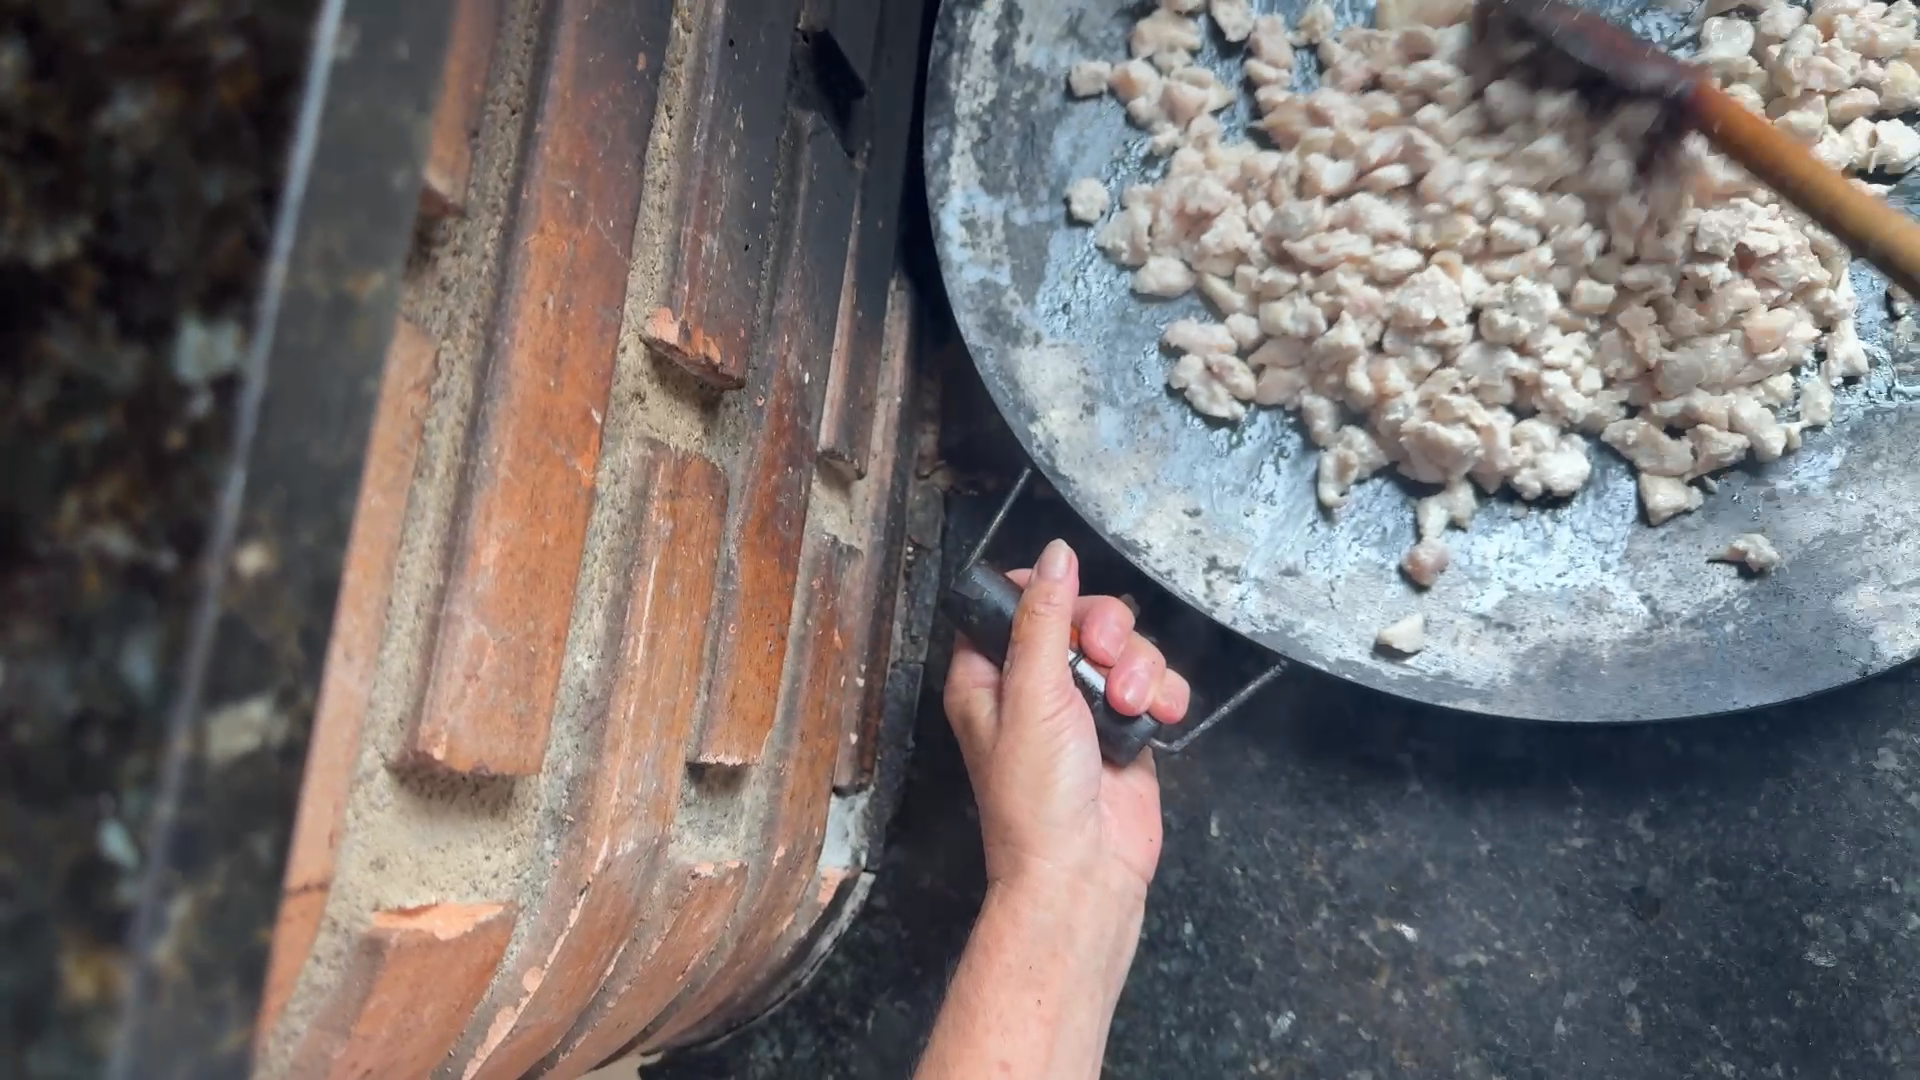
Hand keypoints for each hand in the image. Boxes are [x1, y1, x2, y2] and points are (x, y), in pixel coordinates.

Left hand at [943, 539, 1190, 901]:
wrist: (1085, 873)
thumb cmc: (1036, 794)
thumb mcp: (1032, 695)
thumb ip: (1043, 620)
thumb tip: (1054, 554)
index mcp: (989, 673)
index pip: (1010, 603)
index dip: (1040, 589)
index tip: (1065, 596)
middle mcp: (1034, 681)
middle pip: (1077, 614)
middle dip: (1104, 628)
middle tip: (1106, 656)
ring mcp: (1082, 701)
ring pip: (1123, 644)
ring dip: (1137, 666)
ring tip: (1128, 704)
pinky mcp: (1123, 722)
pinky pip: (1153, 680)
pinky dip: (1162, 691)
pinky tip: (1158, 715)